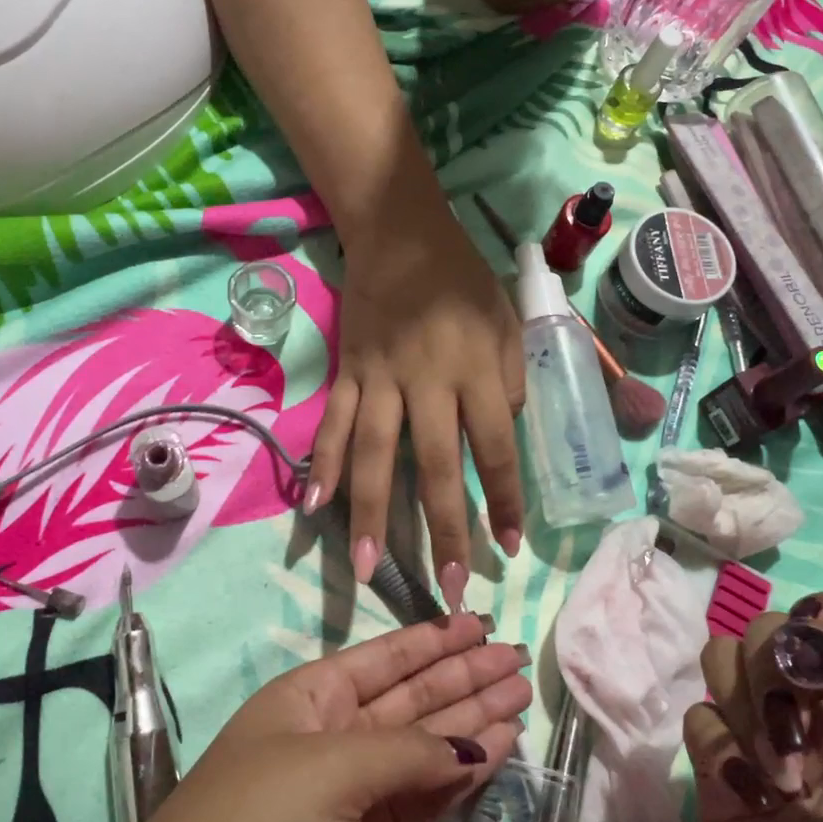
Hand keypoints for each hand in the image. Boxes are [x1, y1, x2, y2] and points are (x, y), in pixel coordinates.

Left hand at [116, 614, 532, 821]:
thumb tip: (470, 748)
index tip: (477, 621)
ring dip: (475, 719)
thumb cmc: (257, 815)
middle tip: (517, 654)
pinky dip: (467, 772)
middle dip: (464, 675)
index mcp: (309, 699)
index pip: (382, 659)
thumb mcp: (325, 766)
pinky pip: (430, 796)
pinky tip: (501, 744)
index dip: (430, 640)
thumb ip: (405, 750)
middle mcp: (336, 737)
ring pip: (429, 745)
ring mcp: (357, 793)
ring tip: (522, 692)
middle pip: (413, 696)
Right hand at [305, 198, 525, 608]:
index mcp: (473, 367)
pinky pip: (333, 424)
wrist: (398, 233)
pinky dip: (323, 465)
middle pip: (433, 465)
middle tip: (450, 588)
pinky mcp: (347, 373)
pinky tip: (314, 507)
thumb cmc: (462, 278)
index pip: (493, 446)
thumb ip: (508, 379)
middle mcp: (425, 380)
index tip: (507, 548)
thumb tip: (503, 435)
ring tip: (366, 570)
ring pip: (373, 456)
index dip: (502, 499)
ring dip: (370, 516)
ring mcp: (378, 378)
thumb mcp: (506, 319)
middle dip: (443, 530)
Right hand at [682, 593, 822, 821]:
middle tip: (795, 728)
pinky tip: (755, 797)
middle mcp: (811, 708)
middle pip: (766, 628)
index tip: (817, 654)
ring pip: (723, 659)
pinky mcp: (714, 767)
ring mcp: (758, 734)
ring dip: (747, 707)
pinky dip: (720, 749)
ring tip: (781, 775)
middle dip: (774, 668)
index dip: (819, 619)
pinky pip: (699, 719)